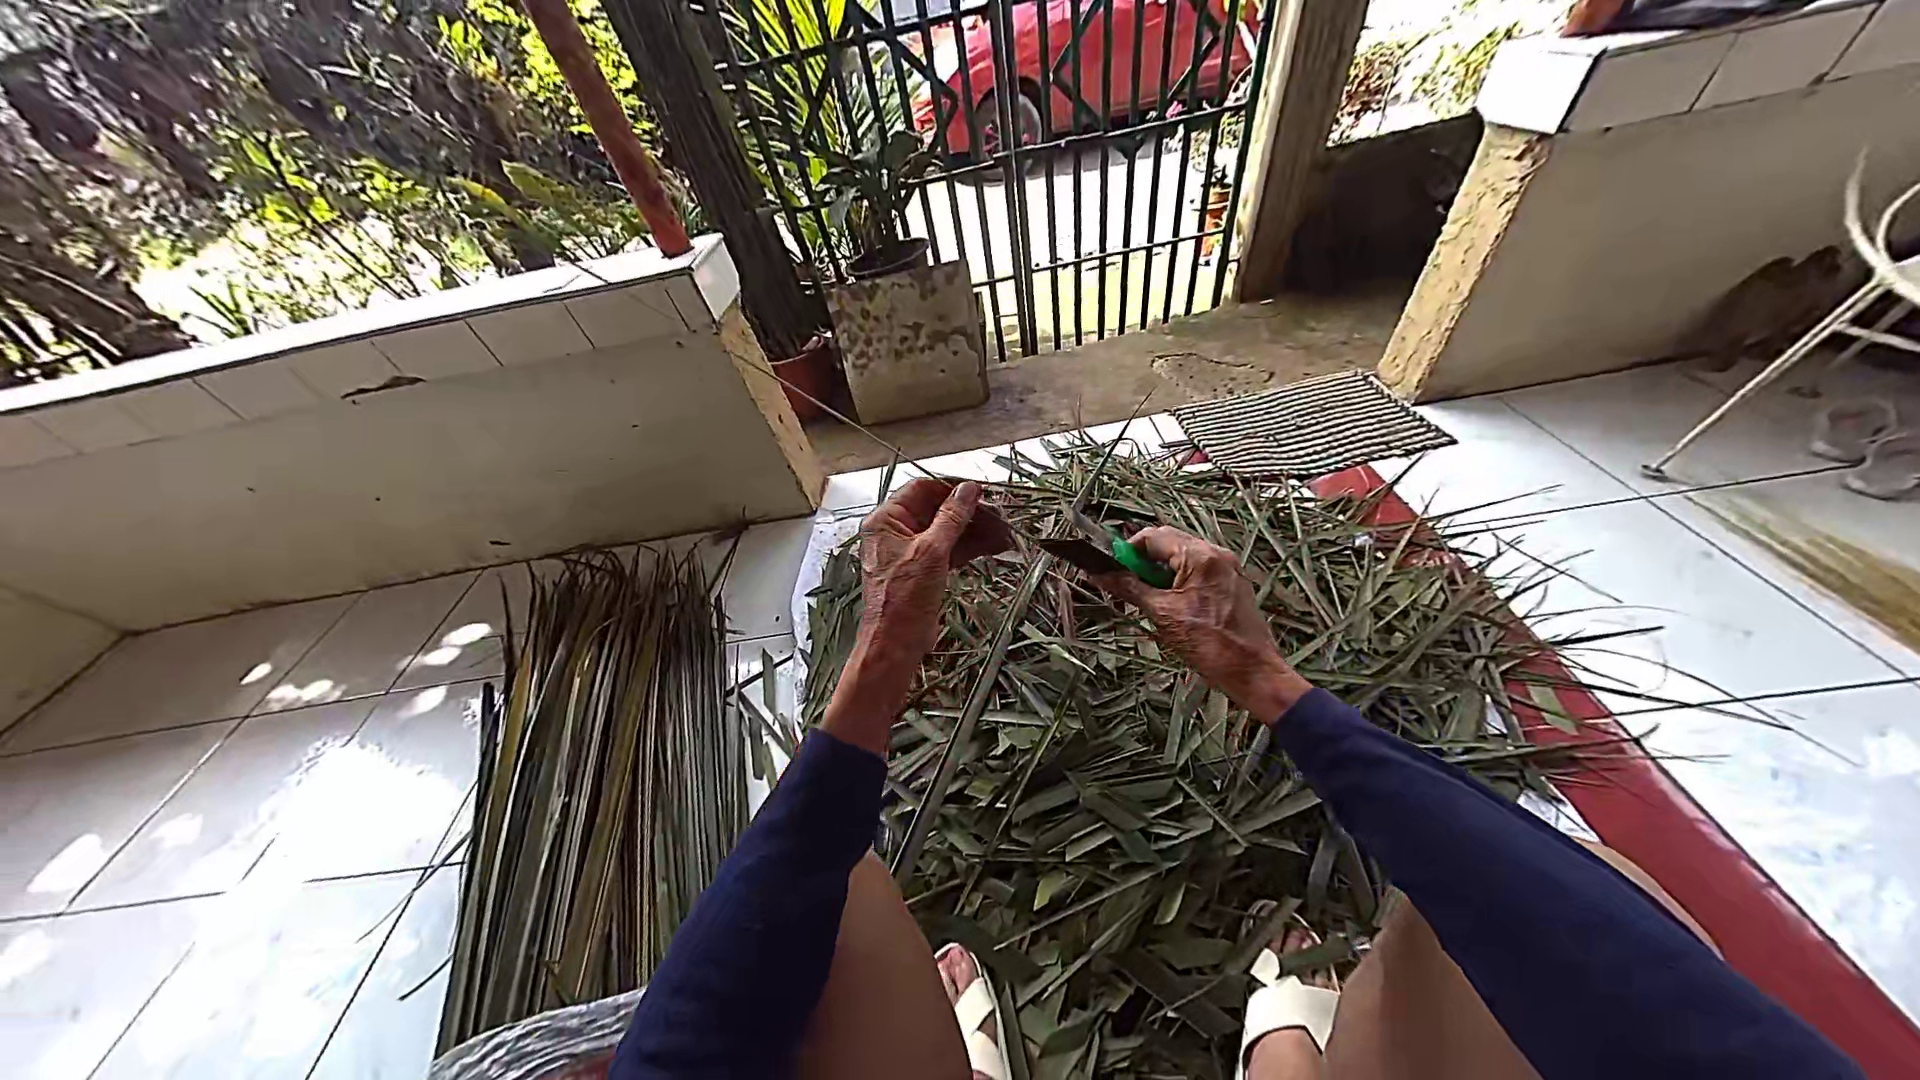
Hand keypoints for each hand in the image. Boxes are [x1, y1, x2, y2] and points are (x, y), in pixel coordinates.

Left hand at [825, 479, 1012, 754]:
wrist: (896, 643)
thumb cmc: (903, 598)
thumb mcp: (931, 551)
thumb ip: (951, 517)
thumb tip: (969, 489)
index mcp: (887, 520)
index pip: (922, 489)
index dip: (952, 487)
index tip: (982, 490)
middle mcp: (897, 531)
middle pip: (939, 510)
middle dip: (971, 512)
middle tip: (1001, 515)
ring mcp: (913, 551)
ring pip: (949, 531)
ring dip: (977, 530)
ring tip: (1006, 532)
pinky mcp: (926, 570)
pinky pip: (952, 550)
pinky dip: (972, 547)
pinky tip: (996, 546)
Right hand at [1089, 526, 1312, 722]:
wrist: (1252, 671)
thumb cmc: (1209, 644)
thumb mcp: (1161, 614)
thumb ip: (1129, 588)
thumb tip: (1101, 574)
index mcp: (1199, 556)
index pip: (1152, 536)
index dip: (1127, 552)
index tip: (1113, 571)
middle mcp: (1216, 554)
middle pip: (1168, 543)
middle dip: (1142, 562)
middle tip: (1127, 586)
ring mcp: (1227, 568)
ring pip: (1181, 558)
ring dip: (1159, 573)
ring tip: (1148, 600)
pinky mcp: (1231, 583)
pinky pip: (1197, 571)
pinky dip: (1178, 581)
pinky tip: (1170, 606)